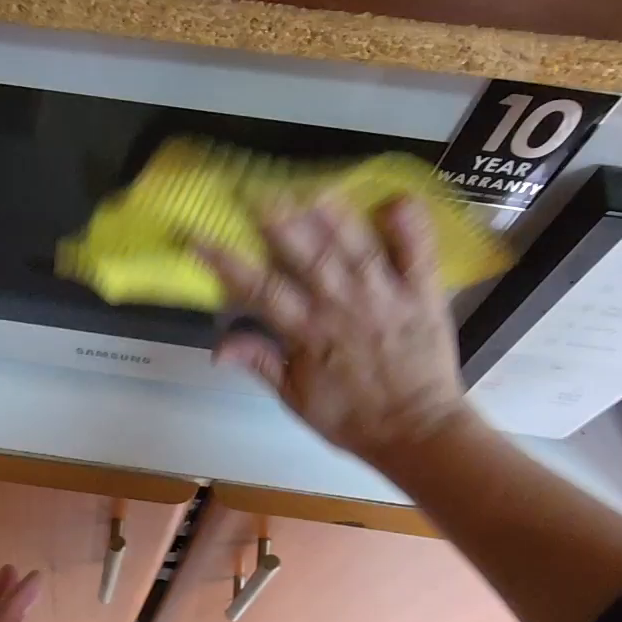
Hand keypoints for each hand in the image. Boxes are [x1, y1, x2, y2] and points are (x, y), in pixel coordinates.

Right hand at [198, 196, 469, 471]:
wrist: (416, 433)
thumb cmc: (350, 418)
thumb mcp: (295, 400)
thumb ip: (259, 364)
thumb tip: (217, 347)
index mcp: (308, 333)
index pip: (260, 290)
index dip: (226, 262)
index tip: (198, 236)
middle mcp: (343, 308)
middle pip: (308, 257)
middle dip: (281, 221)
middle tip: (256, 189)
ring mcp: (385, 298)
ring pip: (357, 248)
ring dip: (335, 217)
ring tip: (313, 188)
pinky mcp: (422, 296)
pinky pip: (419, 255)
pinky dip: (411, 227)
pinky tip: (396, 200)